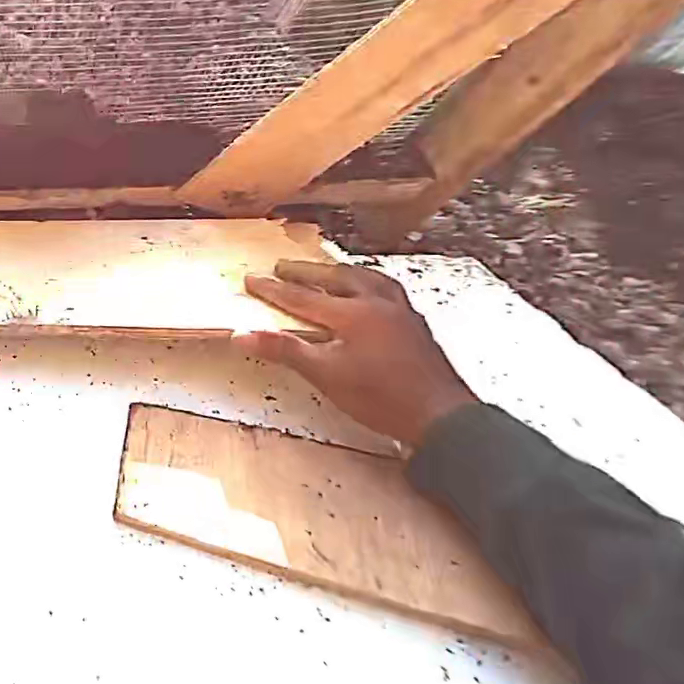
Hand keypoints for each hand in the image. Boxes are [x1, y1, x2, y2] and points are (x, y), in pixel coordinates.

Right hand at [237, 261, 476, 447]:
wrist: (440, 416)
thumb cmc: (380, 397)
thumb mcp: (325, 375)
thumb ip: (284, 350)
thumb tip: (242, 335)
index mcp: (353, 313)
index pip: (302, 297)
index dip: (273, 289)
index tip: (251, 279)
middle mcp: (377, 303)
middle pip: (335, 278)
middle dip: (305, 272)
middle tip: (282, 267)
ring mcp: (400, 311)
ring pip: (366, 278)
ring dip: (339, 272)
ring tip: (324, 272)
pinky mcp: (415, 324)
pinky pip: (385, 289)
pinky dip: (366, 282)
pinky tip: (366, 292)